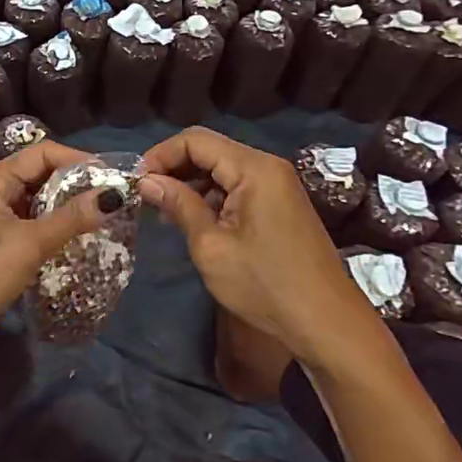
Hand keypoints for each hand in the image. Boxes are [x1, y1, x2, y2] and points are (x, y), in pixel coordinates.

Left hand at [0, 141, 114, 354]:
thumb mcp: (30, 244)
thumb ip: (72, 218)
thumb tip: (115, 195)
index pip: (43, 153)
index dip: (77, 160)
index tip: (110, 176)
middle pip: (44, 172)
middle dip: (77, 182)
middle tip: (112, 195)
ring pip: (42, 197)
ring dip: (70, 203)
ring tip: (103, 212)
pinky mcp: (4, 237)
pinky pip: (38, 219)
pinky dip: (59, 223)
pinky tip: (81, 233)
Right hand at [139, 127, 376, 364]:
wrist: (326, 321)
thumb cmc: (264, 284)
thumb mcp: (211, 246)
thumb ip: (179, 205)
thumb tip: (146, 181)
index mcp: (254, 168)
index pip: (196, 140)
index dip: (160, 155)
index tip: (135, 182)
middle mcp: (268, 165)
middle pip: (211, 150)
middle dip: (175, 168)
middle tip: (146, 198)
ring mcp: (278, 184)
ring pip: (224, 168)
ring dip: (193, 183)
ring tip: (165, 212)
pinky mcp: (281, 203)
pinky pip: (239, 186)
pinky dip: (214, 196)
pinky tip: (195, 220)